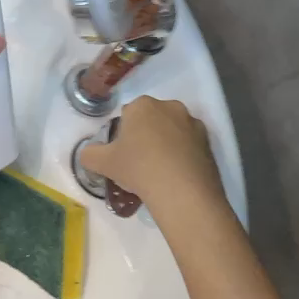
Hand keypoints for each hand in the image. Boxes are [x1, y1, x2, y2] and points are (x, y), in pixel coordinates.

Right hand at [78, 96, 223, 209]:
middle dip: (146, 135)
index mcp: (143, 105)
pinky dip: (184, 156)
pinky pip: (190, 146)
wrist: (184, 193)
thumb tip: (87, 154)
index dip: (124, 134)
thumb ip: (89, 154)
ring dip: (167, 144)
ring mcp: (193, 124)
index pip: (128, 114)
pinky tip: (177, 177)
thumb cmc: (139, 168)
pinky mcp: (210, 144)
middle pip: (152, 119)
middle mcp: (170, 107)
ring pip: (173, 131)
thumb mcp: (103, 163)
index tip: (124, 153)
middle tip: (140, 162)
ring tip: (161, 173)